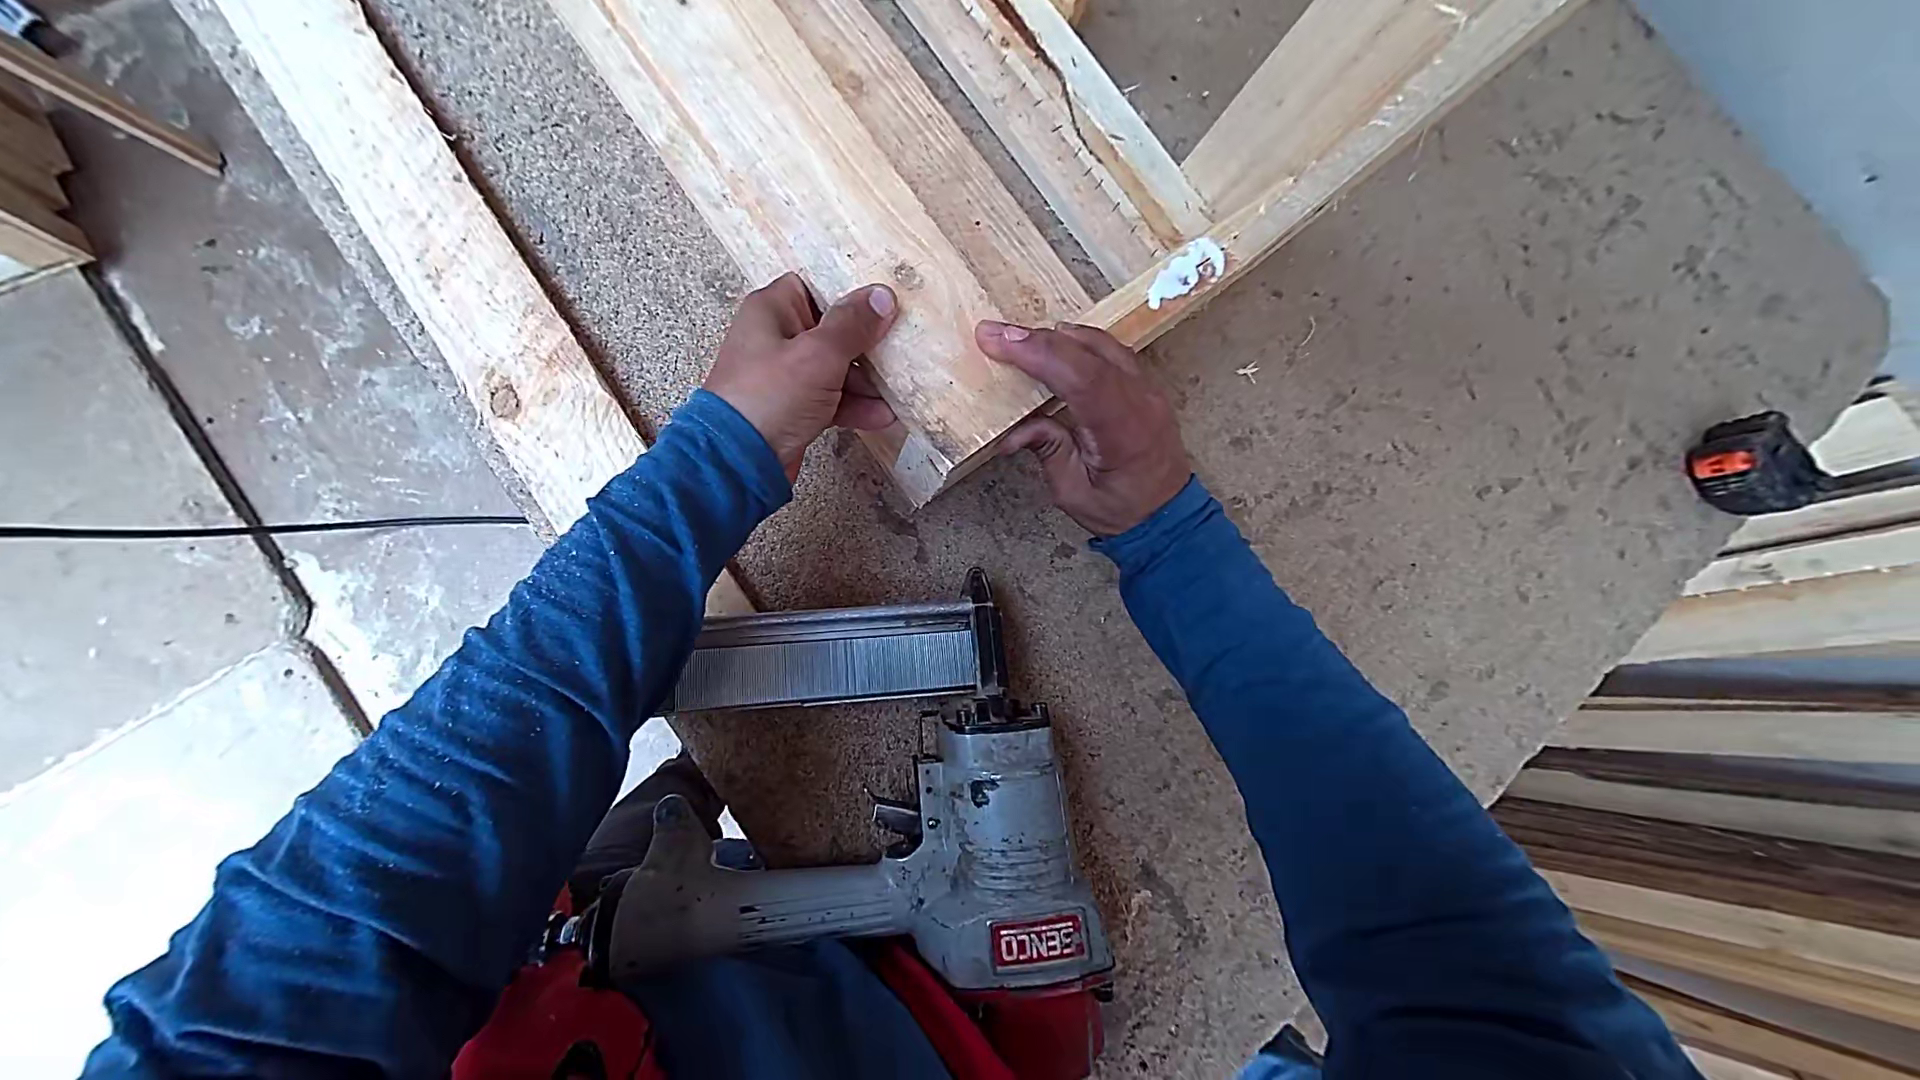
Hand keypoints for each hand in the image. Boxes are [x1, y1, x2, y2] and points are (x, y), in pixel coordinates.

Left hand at [704, 273, 898, 480]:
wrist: (740, 461)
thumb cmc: (769, 397)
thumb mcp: (818, 354)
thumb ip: (853, 325)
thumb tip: (882, 296)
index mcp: (773, 311)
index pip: (815, 287)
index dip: (848, 295)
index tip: (882, 303)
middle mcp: (777, 339)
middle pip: (832, 331)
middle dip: (867, 345)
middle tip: (898, 349)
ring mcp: (786, 376)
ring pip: (836, 369)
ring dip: (867, 383)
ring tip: (897, 392)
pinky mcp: (795, 407)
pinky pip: (832, 399)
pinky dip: (855, 406)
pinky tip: (881, 416)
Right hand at [976, 321, 1190, 536]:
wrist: (1167, 514)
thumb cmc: (1122, 510)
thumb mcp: (1073, 492)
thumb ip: (1047, 452)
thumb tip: (1015, 429)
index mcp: (1124, 431)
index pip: (1081, 377)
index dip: (1038, 354)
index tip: (998, 341)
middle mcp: (1142, 401)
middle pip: (1088, 352)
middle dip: (1037, 340)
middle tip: (994, 333)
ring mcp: (1148, 388)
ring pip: (1101, 343)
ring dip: (1057, 338)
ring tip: (1018, 339)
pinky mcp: (1145, 385)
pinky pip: (1111, 351)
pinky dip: (1078, 343)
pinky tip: (1054, 345)